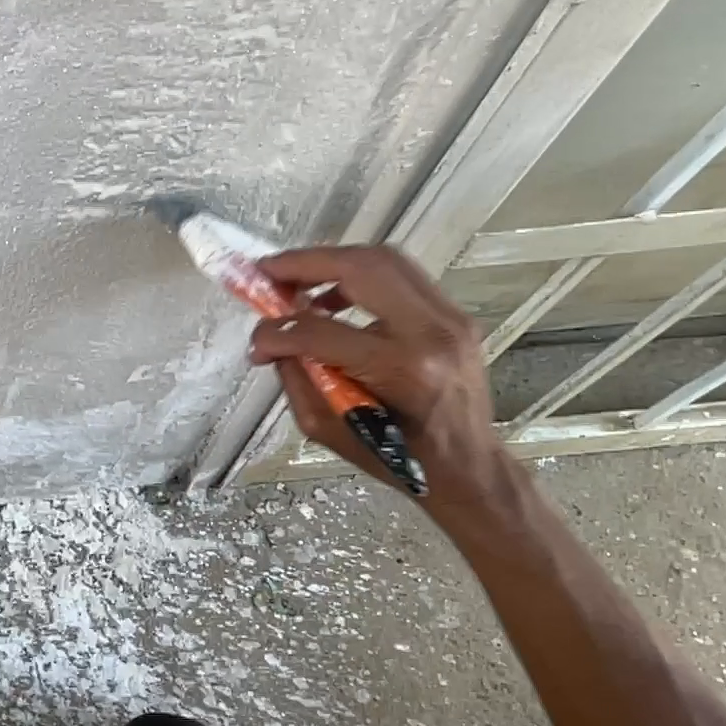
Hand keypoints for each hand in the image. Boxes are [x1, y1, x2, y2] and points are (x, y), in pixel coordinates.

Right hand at [247, 245, 516, 524]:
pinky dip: (356, 277)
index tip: (257, 343)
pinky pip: (398, 276)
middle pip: (360, 268)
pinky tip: (332, 298)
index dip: (277, 333)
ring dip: (330, 263)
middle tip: (266, 273)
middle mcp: (432, 332)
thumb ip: (296, 377)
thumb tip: (272, 341)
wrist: (468, 465)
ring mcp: (450, 318)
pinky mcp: (453, 314)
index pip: (321, 332)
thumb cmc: (397, 458)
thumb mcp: (329, 428)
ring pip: (382, 260)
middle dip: (303, 264)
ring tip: (295, 280)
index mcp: (402, 370)